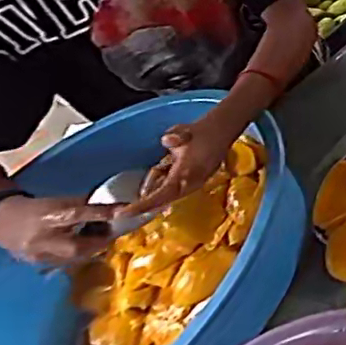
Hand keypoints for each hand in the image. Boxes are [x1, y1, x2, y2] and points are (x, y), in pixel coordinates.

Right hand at [0, 195, 119, 264]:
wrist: (2, 222)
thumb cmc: (39, 208)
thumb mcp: (62, 201)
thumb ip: (86, 206)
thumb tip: (114, 208)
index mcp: (49, 217)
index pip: (79, 214)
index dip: (104, 213)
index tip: (125, 210)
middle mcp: (42, 240)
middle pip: (78, 246)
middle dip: (100, 241)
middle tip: (113, 233)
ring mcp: (38, 256)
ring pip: (74, 258)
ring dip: (92, 249)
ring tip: (101, 239)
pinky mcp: (37, 264)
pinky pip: (65, 262)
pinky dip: (80, 255)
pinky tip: (86, 248)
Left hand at [123, 116, 237, 215]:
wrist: (222, 130)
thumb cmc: (202, 132)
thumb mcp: (186, 131)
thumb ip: (174, 137)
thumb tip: (167, 141)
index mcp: (186, 175)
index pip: (160, 196)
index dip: (142, 206)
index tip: (123, 214)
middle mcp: (190, 184)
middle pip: (161, 200)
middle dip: (143, 203)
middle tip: (123, 204)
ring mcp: (193, 185)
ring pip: (166, 195)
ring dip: (154, 190)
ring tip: (151, 177)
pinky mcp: (194, 182)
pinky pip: (172, 190)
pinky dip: (162, 186)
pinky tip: (160, 172)